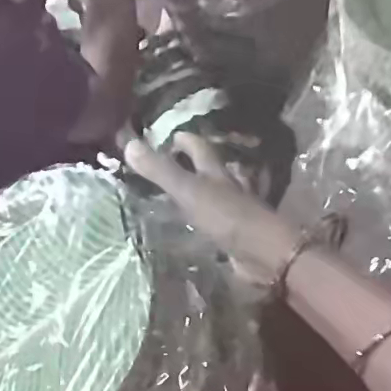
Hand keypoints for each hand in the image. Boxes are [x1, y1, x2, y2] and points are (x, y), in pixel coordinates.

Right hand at [124, 130, 304, 282]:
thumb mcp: (189, 192)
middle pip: (215, 169)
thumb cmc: (227, 217)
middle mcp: (230, 188)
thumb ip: (161, 171)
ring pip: (224, 194)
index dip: (184, 140)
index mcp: (217, 172)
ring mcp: (238, 213)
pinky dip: (215, 221)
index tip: (171, 137)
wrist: (262, 253)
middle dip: (201, 164)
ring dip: (212, 191)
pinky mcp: (240, 236)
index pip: (199, 147)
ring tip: (194, 193)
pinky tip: (206, 227)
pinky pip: (224, 223)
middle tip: (180, 163)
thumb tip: (128, 142)